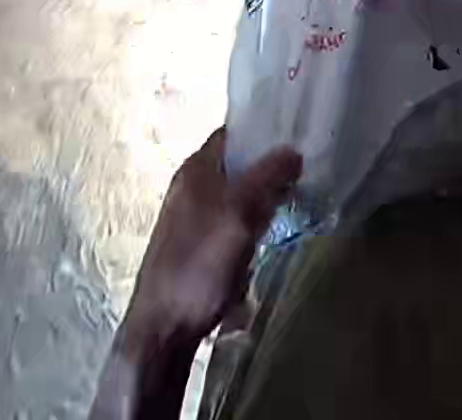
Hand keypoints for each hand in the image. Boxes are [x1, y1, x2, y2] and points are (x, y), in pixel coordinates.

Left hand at [122, 129, 301, 352]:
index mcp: (195, 168)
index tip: (293, 135)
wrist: (163, 330)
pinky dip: (249, 219)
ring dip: (260, 196)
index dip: (261, 130)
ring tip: (289, 200)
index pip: (233, 133)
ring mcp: (191, 216)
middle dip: (266, 167)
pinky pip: (230, 218)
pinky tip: (265, 233)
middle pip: (236, 163)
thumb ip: (268, 176)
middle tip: (298, 172)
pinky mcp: (196, 243)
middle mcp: (190, 186)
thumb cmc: (200, 262)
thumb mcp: (241, 212)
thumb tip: (293, 151)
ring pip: (236, 192)